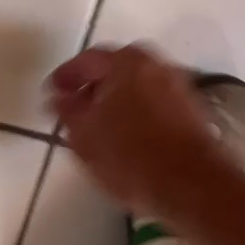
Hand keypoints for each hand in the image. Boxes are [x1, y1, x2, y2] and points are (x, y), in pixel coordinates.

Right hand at [46, 44, 226, 217]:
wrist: (192, 185)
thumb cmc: (130, 156)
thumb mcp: (84, 136)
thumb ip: (67, 112)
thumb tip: (59, 100)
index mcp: (127, 62)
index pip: (88, 59)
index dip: (66, 76)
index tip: (52, 93)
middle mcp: (157, 66)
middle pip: (117, 70)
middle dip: (93, 87)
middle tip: (74, 107)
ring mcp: (179, 88)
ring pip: (137, 88)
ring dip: (116, 101)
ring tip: (97, 126)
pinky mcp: (193, 113)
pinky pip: (154, 104)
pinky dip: (136, 113)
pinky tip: (125, 138)